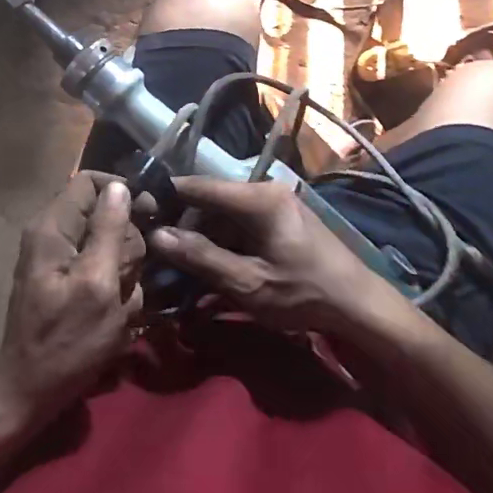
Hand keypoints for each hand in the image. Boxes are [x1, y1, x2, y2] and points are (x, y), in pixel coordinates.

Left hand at [0, 174, 144, 426]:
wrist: (30, 394)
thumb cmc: (66, 342)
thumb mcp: (97, 283)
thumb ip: (109, 231)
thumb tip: (121, 187)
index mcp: (52, 228)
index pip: (91, 182)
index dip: (123, 191)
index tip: (151, 213)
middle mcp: (51, 235)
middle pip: (104, 212)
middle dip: (127, 240)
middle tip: (131, 275)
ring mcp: (59, 259)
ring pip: (109, 241)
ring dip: (126, 267)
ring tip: (123, 299)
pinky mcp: (67, 281)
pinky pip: (103, 266)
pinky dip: (117, 283)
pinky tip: (118, 310)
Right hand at [148, 177, 400, 338]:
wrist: (358, 306)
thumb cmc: (305, 293)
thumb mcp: (249, 282)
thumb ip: (202, 257)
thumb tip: (157, 235)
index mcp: (259, 199)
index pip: (200, 186)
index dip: (166, 195)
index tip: (135, 208)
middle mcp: (265, 193)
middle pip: (210, 203)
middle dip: (181, 227)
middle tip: (153, 251)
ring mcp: (274, 208)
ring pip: (222, 219)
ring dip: (200, 243)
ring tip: (173, 269)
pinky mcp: (278, 224)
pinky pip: (239, 230)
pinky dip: (221, 249)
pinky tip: (204, 275)